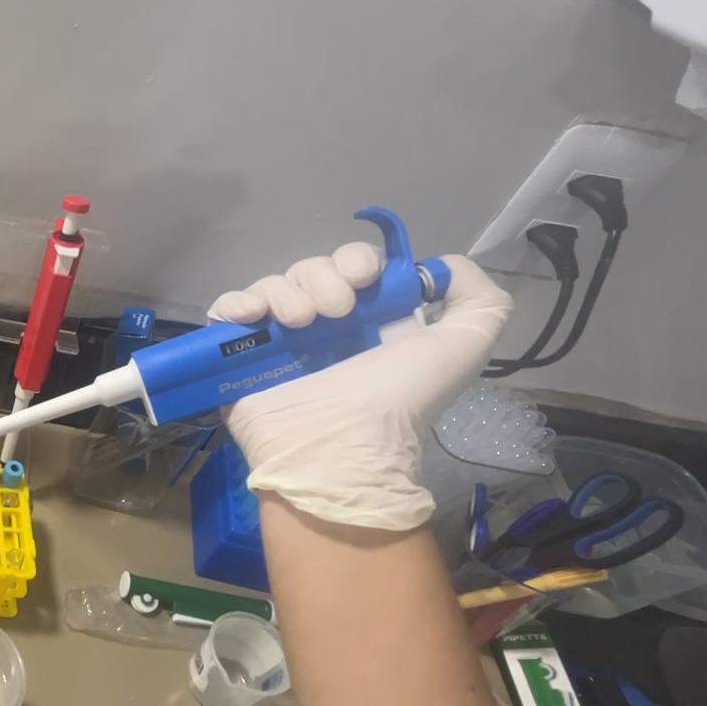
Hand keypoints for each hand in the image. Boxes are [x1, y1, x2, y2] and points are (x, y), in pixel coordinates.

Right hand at [213, 246, 510, 530]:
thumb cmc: (397, 398)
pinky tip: (252, 317)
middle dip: (321, 278)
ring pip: (270, 286)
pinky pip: (227, 311)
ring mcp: (274, 340)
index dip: (356, 262)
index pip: (351, 266)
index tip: (364, 282)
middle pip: (309, 270)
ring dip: (284, 293)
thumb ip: (479, 300)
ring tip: (298, 324)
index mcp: (365, 318)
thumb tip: (442, 267)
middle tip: (332, 313)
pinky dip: (235, 304)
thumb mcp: (464, 346)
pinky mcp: (235, 355)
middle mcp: (319, 325)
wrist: (340, 443)